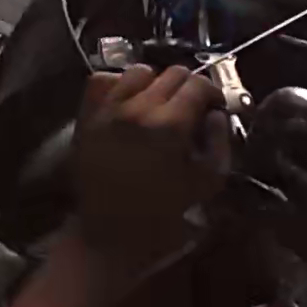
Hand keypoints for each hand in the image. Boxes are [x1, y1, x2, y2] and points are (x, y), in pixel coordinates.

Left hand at [67, 64, 228, 288]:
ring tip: (160, 104)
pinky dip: (119, 84)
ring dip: (157, 83)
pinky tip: (129, 102)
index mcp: (170, 125)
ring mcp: (109, 109)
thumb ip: (219, 142)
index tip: (214, 108)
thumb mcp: (207, 182)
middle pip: (173, 73)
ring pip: (141, 71)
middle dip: (190, 87)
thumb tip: (216, 114)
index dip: (213, 93)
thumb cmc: (162, 213)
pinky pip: (103, 80)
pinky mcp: (87, 116)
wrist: (107, 235)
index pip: (199, 84)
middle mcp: (138, 107)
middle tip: (192, 108)